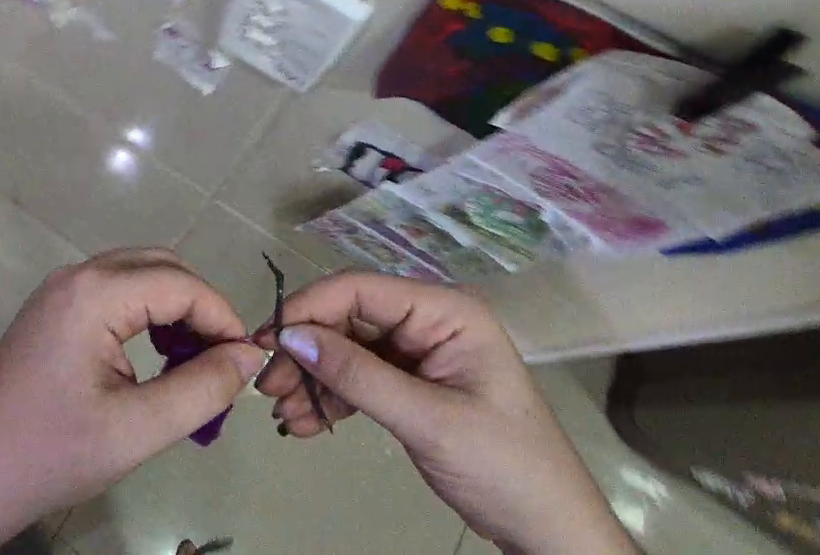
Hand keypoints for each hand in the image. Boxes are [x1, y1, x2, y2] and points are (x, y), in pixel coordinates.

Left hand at [0, 249, 264, 554]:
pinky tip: (156, 358)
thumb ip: (203, 388)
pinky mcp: (52, 309)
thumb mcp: (138, 429)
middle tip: (224, 362)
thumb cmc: (54, 453)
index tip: (248, 363)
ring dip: (174, 309)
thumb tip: (249, 357)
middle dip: (199, 307)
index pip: (180, 283)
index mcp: (94, 293)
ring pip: (137, 275)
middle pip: (159, 266)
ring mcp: (59, 289)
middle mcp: (76, 275)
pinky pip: (113, 292)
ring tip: (195, 364)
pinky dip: (145, 314)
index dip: (222, 318)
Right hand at [255, 273, 636, 554]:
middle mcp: (427, 323)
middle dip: (306, 352)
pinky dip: (330, 400)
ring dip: (312, 380)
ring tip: (284, 414)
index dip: (309, 309)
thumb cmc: (506, 468)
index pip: (359, 289)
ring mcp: (418, 354)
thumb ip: (358, 375)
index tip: (267, 341)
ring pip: (345, 350)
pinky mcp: (410, 385)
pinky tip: (305, 424)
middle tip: (269, 387)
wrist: (551, 535)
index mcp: (444, 312)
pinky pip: (357, 380)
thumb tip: (290, 338)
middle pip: (347, 319)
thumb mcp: (428, 421)